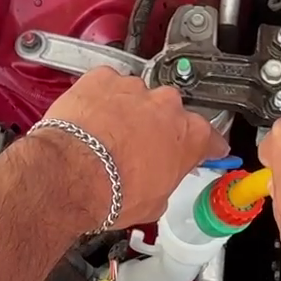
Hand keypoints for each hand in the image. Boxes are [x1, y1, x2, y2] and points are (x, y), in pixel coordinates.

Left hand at [37, 67, 223, 226]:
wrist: (71, 174)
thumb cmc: (111, 190)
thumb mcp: (153, 202)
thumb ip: (166, 180)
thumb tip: (157, 181)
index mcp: (189, 135)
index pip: (210, 136)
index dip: (206, 145)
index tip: (204, 148)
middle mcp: (166, 105)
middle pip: (169, 111)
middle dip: (157, 126)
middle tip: (138, 148)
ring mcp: (135, 88)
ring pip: (137, 96)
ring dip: (127, 111)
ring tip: (107, 136)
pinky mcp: (104, 78)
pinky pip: (107, 84)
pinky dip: (100, 97)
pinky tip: (91, 118)